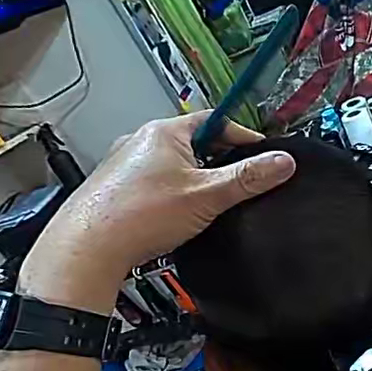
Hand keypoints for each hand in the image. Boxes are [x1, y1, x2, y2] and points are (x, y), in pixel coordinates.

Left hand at [20, 113, 294, 312]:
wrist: (87, 249)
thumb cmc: (142, 215)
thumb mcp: (208, 195)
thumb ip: (249, 178)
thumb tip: (284, 161)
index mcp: (164, 132)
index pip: (214, 120)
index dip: (243, 136)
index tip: (263, 154)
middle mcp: (140, 141)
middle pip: (195, 143)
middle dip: (221, 160)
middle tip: (242, 182)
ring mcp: (125, 165)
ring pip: (175, 164)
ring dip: (197, 178)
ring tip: (213, 202)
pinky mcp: (116, 188)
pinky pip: (157, 182)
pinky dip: (175, 193)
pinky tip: (181, 216)